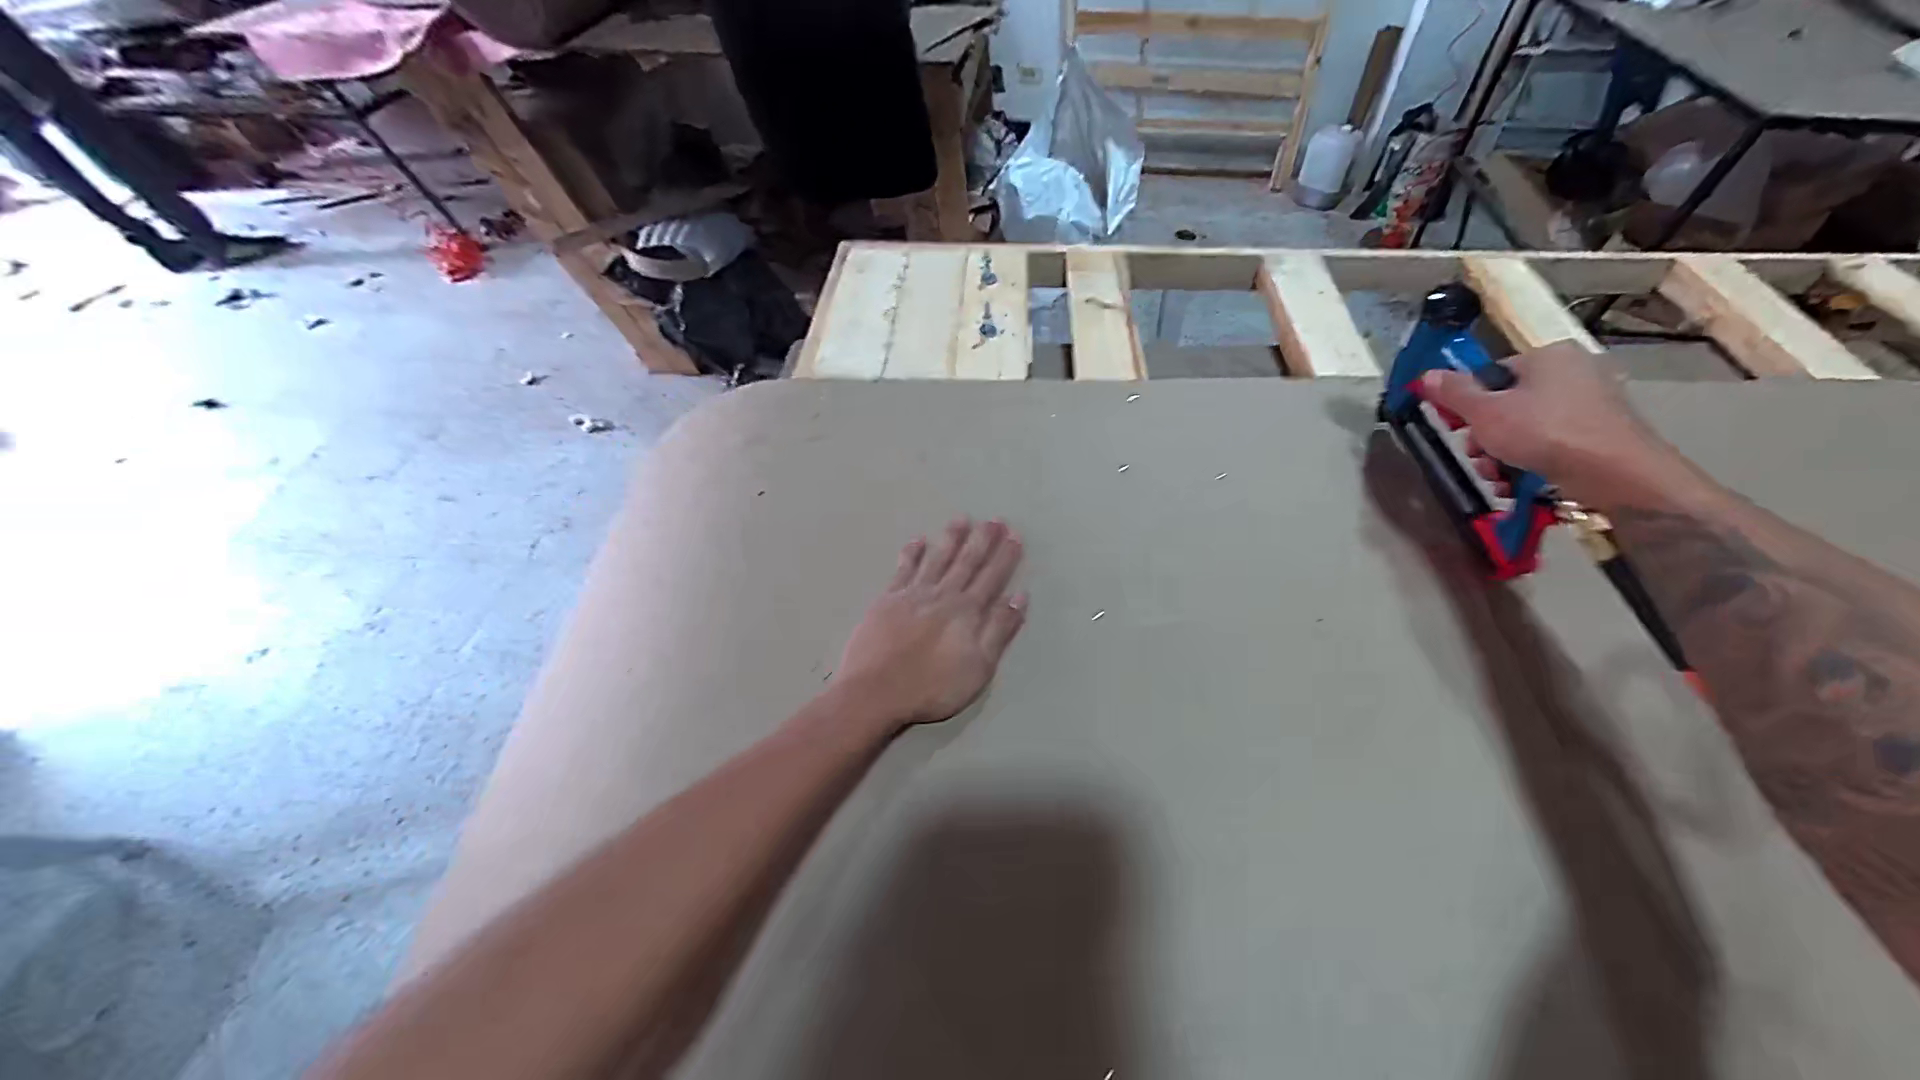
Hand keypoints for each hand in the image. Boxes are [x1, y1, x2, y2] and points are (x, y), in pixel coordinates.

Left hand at [830, 518, 1027, 728]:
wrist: (876, 691)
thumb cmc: (932, 687)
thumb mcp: (979, 667)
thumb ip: (999, 630)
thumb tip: (1019, 597)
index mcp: (967, 612)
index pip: (991, 577)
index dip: (1005, 556)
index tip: (1015, 536)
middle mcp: (942, 595)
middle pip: (966, 562)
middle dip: (983, 540)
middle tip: (994, 519)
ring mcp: (912, 595)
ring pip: (937, 559)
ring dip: (951, 539)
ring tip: (961, 519)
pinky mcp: (886, 600)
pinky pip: (903, 569)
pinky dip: (912, 554)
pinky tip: (918, 541)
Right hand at [1418, 340, 1679, 505]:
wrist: (1614, 472)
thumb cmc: (1543, 432)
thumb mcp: (1484, 413)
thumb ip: (1453, 393)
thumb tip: (1427, 375)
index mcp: (1549, 356)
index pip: (1491, 375)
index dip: (1468, 403)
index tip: (1457, 428)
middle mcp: (1575, 371)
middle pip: (1507, 404)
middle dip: (1484, 437)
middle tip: (1476, 456)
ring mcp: (1592, 403)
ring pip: (1525, 428)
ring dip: (1499, 455)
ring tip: (1495, 476)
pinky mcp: (1599, 433)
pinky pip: (1550, 442)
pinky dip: (1528, 462)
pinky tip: (1515, 482)